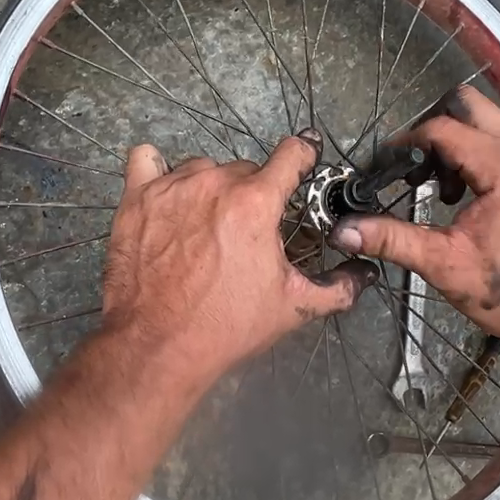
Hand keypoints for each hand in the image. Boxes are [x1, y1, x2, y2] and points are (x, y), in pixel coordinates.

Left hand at [100, 131, 374, 389]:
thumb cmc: (224, 327)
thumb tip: (363, 276)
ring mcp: (171, 187)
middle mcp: (214, 184)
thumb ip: (336, 287)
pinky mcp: (136, 199)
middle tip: (245, 233)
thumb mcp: (291, 308)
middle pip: (244, 170)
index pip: (291, 154)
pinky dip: (156, 171)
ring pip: (201, 169)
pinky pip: (145, 160)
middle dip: (252, 195)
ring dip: (209, 189)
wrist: (159, 345)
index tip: (302, 162)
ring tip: (204, 226)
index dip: (302, 157)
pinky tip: (164, 193)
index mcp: (256, 203)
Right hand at [329, 87, 499, 358]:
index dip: (406, 143)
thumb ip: (391, 239)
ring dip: (466, 138)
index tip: (385, 167)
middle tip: (417, 173)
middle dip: (435, 133)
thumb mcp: (443, 264)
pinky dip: (493, 148)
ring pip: (498, 118)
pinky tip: (480, 188)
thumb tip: (344, 232)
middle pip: (471, 107)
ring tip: (450, 185)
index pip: (443, 129)